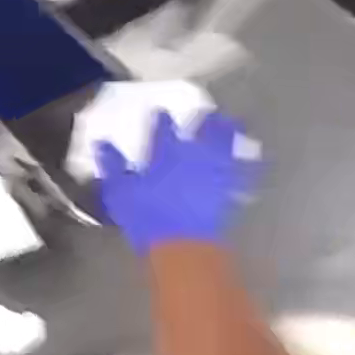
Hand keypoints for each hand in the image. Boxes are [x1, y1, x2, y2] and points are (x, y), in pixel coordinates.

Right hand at [95, 110, 256, 254]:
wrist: (181, 243)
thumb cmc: (144, 215)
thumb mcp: (119, 191)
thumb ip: (113, 166)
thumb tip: (102, 144)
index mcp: (167, 153)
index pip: (164, 129)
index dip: (162, 119)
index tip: (161, 112)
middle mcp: (197, 156)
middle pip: (207, 131)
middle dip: (208, 120)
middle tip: (211, 113)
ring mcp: (217, 173)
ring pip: (229, 147)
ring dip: (232, 136)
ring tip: (235, 127)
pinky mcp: (230, 191)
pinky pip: (244, 174)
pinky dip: (249, 166)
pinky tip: (252, 163)